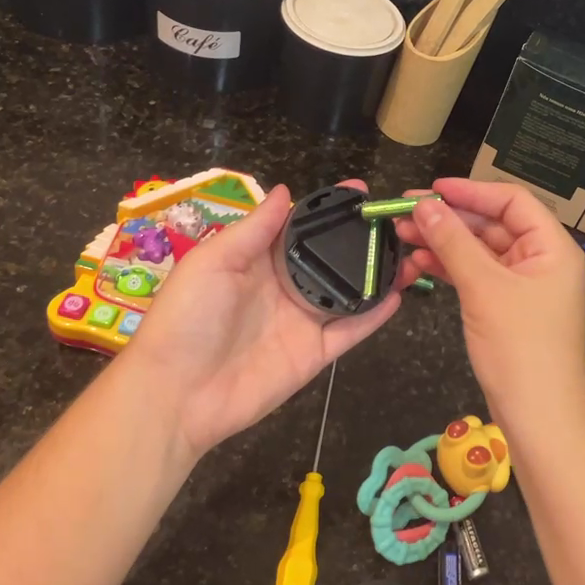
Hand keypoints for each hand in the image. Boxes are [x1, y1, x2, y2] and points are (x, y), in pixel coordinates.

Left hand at [124, 182, 401, 458]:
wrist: (175, 394)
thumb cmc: (187, 318)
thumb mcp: (213, 261)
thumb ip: (255, 229)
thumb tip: (287, 190)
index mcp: (257, 260)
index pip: (300, 229)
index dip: (329, 210)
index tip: (360, 191)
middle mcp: (284, 287)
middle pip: (330, 259)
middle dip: (361, 241)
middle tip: (398, 222)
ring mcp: (302, 322)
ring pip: (348, 293)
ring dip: (376, 275)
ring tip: (409, 253)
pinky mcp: (314, 354)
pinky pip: (350, 330)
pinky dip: (375, 315)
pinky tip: (399, 295)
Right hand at [392, 178, 584, 438]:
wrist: (539, 419)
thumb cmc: (520, 348)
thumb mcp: (483, 288)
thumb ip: (453, 242)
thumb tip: (423, 205)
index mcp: (552, 247)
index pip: (512, 201)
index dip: (470, 191)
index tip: (430, 189)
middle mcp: (542, 260)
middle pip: (493, 224)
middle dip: (449, 218)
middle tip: (404, 212)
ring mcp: (525, 287)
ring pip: (481, 251)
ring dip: (444, 243)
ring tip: (402, 237)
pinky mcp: (508, 309)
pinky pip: (478, 276)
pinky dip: (450, 269)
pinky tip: (418, 264)